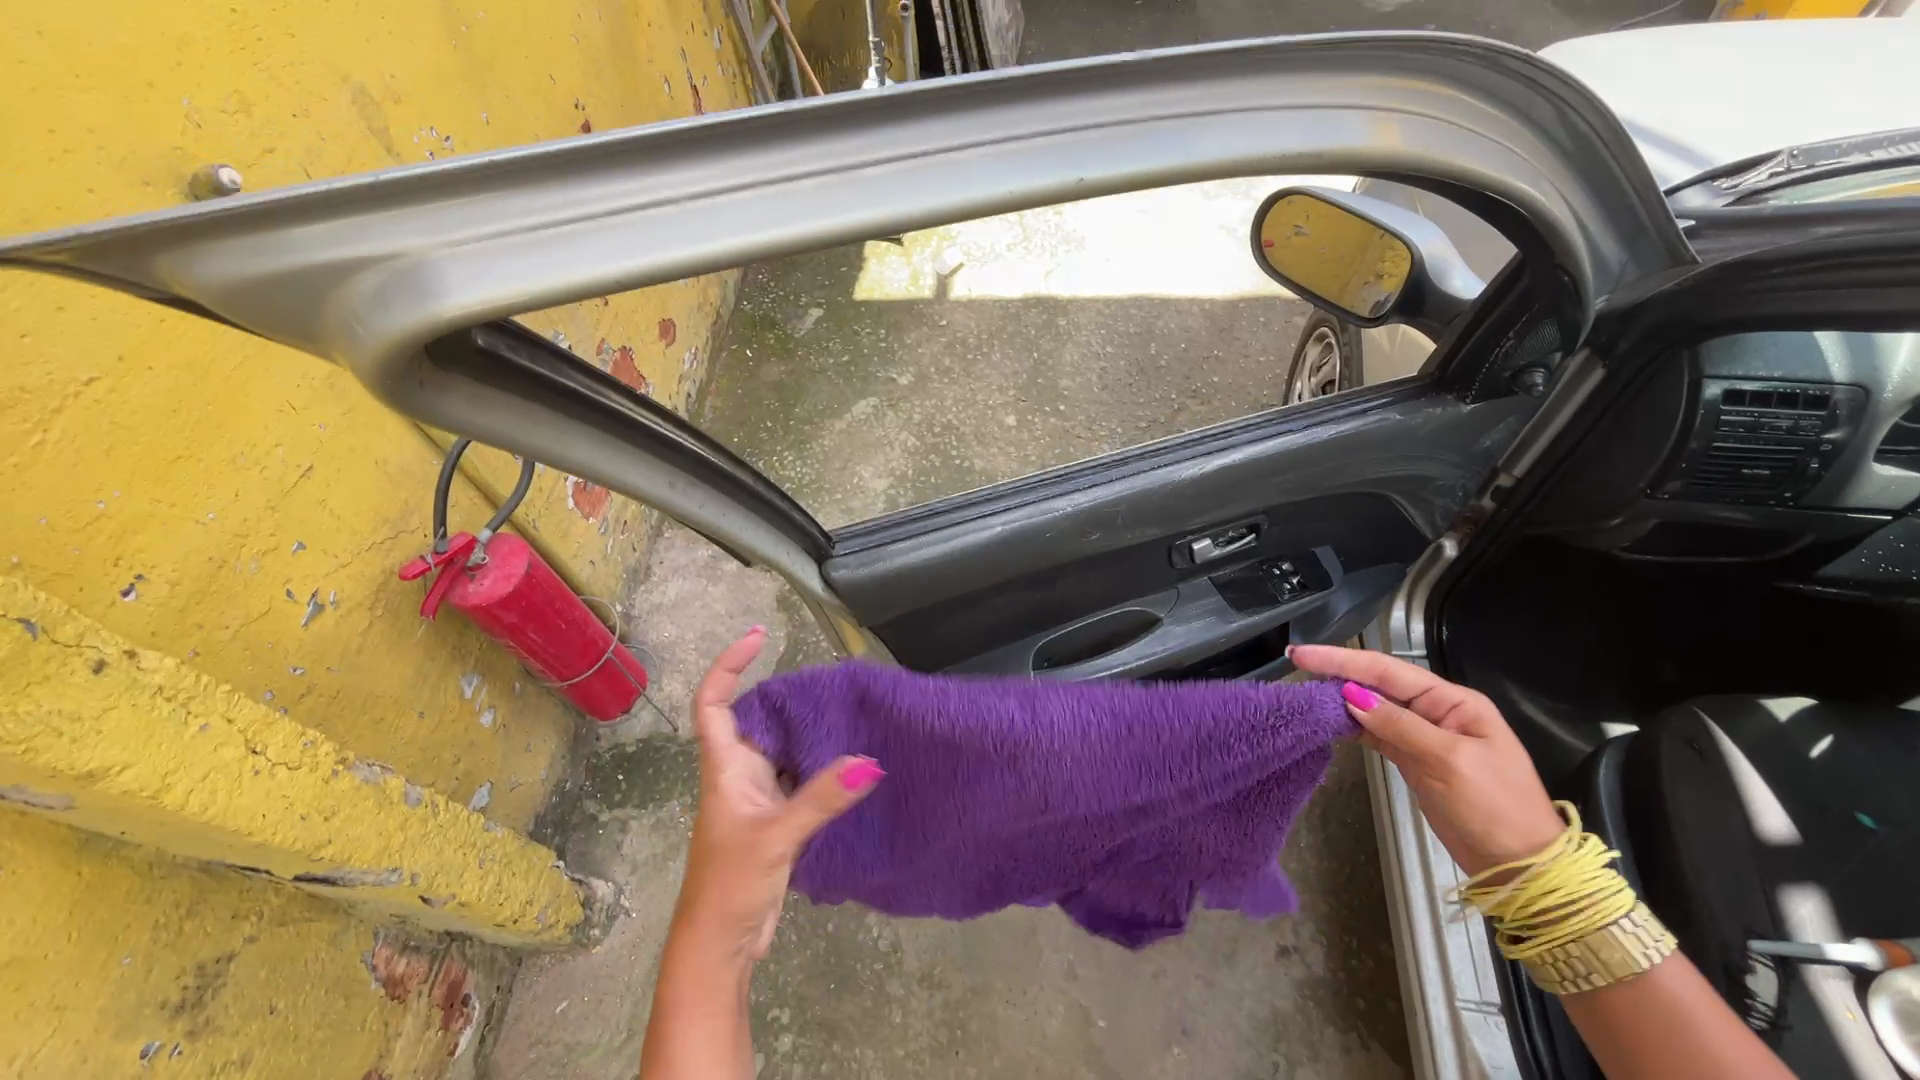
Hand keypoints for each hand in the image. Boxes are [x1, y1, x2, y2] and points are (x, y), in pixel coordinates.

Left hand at [672, 628, 883, 961]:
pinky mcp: (777, 821)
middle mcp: (739, 774)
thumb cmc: (730, 885)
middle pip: (757, 720)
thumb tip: (870, 761)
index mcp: (724, 767)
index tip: (759, 638)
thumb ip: (822, 798)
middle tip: (829, 682)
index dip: (728, 666)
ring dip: (809, 734)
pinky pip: (802, 780)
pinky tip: (853, 764)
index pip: (713, 702)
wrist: (721, 945)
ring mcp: (759, 798)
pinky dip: (824, 768)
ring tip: (848, 712)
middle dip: (787, 697)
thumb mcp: (777, 836)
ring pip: (784, 751)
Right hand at [1288, 644, 1561, 875]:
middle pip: (1379, 684)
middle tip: (1296, 665)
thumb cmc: (1496, 809)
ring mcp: (1424, 737)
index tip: (1303, 654)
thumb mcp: (1449, 762)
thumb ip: (1400, 726)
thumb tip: (1352, 696)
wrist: (1519, 865)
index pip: (1388, 671)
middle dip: (1338, 672)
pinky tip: (1328, 721)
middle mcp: (1437, 712)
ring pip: (1373, 707)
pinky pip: (1376, 734)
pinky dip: (1351, 726)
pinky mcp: (1413, 760)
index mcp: (1454, 702)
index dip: (1343, 660)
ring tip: (1304, 690)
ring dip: (1340, 698)